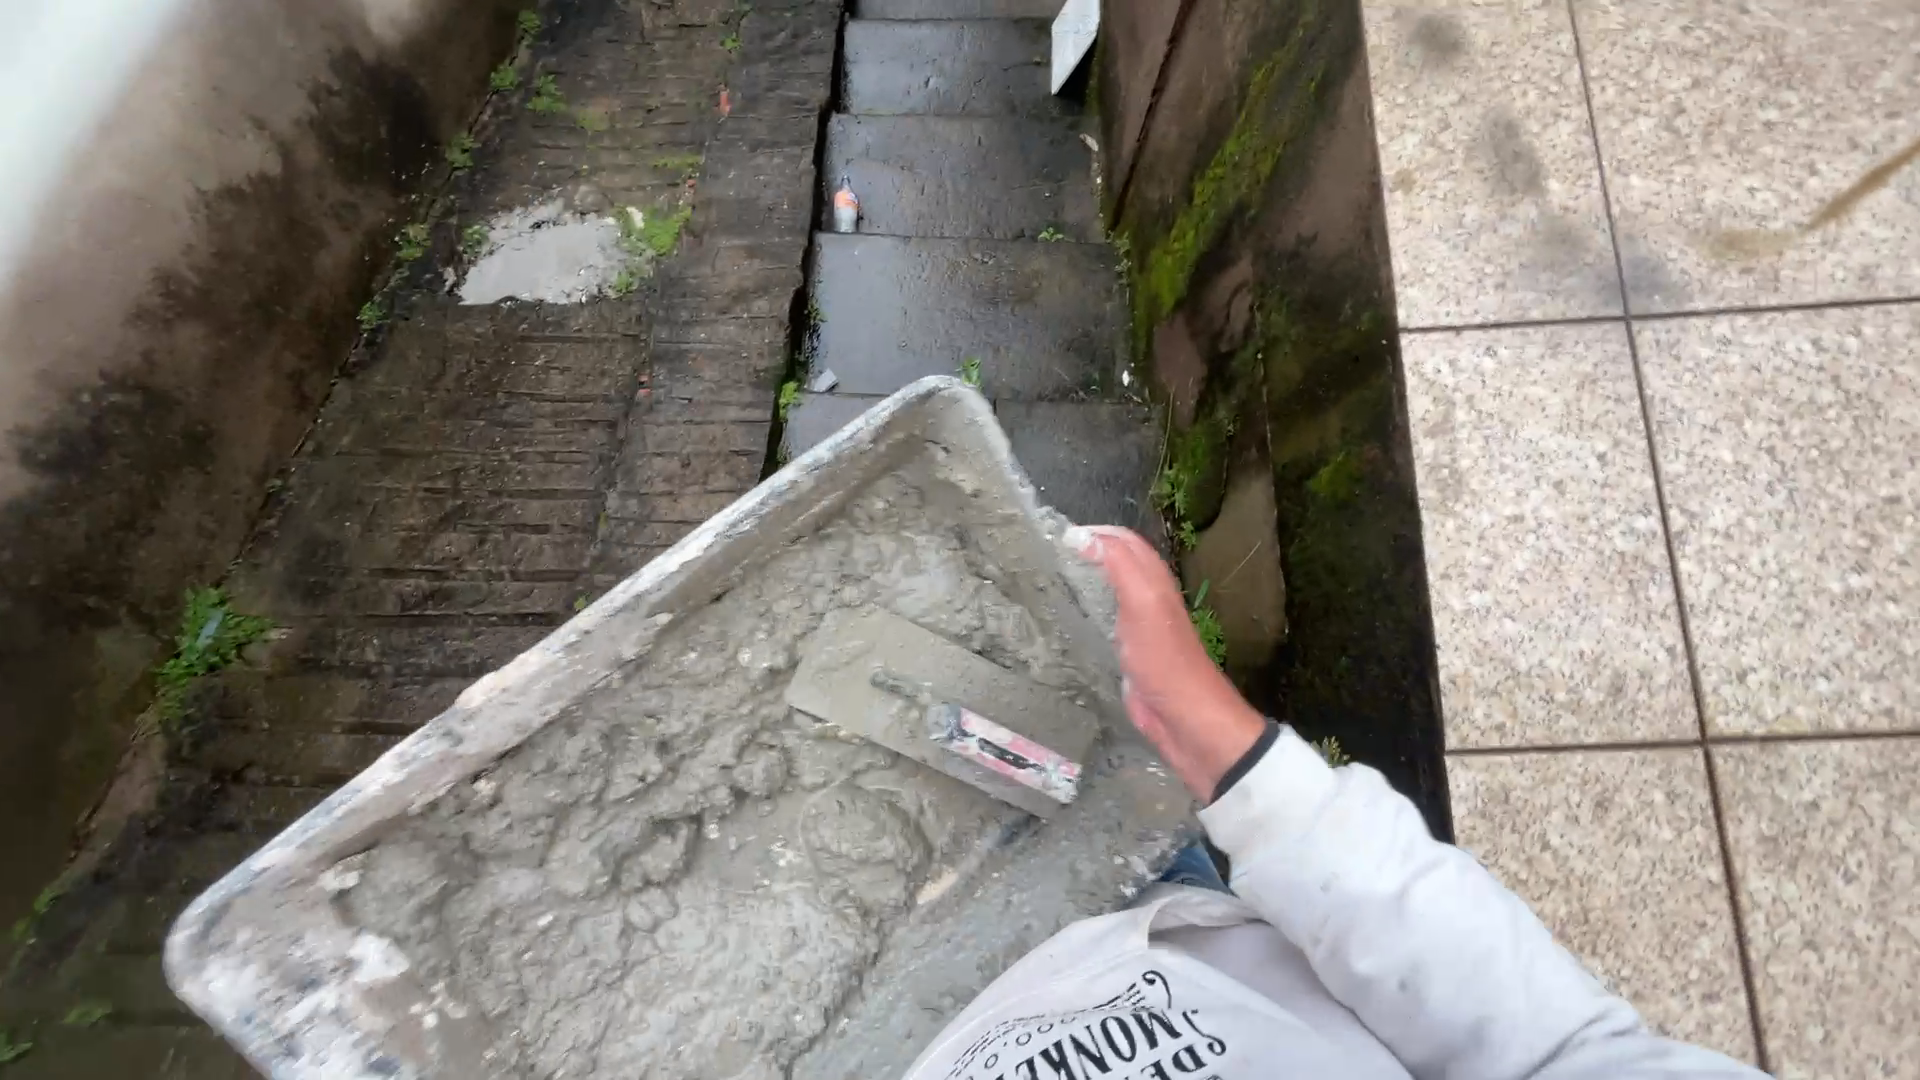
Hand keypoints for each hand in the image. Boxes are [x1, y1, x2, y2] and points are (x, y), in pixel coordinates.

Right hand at [1064, 525, 1266, 800]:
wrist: (1185, 719)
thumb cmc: (1164, 659)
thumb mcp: (1142, 603)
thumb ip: (1117, 565)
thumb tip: (1080, 536)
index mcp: (1154, 579)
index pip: (1122, 540)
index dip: (1092, 532)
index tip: (1052, 533)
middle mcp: (1147, 596)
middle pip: (1115, 560)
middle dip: (1086, 549)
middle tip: (1044, 552)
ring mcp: (1136, 625)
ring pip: (1108, 589)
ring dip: (1082, 577)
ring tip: (1046, 577)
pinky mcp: (1126, 652)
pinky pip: (1102, 620)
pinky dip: (1083, 609)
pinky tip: (1064, 618)